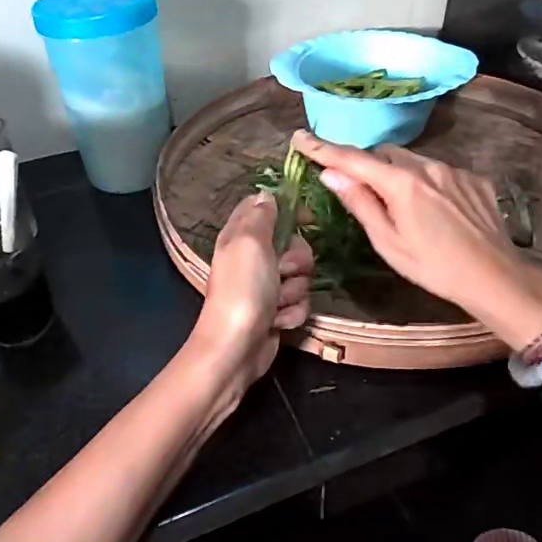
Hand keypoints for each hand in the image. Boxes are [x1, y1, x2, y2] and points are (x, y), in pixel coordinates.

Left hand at [187, 191, 313, 393]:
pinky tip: (277, 321)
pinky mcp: (278, 311)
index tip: (306, 220)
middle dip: (297, 260)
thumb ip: (261, 216)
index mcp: (241, 236)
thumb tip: (267, 194)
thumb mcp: (249, 243)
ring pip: (302, 276)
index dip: (288, 211)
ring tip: (276, 303)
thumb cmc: (242, 290)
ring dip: (294, 291)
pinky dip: (292, 313)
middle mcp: (254, 258)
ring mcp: (267, 286)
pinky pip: (301, 303)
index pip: (266, 208)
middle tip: (282, 271)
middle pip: (294, 244)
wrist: (236, 347)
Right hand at [290, 131, 541, 347]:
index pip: (354, 158)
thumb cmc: (433, 267)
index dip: (323, 148)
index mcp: (402, 183)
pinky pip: (441, 172)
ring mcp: (455, 170)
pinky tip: (437, 213)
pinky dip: (428, 183)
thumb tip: (331, 173)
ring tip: (405, 209)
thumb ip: (360, 203)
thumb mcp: (388, 242)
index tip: (300, 138)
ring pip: (415, 161)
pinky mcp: (475, 179)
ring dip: (400, 175)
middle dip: (369, 166)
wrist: (494, 277)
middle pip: (386, 154)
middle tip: (363, 192)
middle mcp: (428, 166)